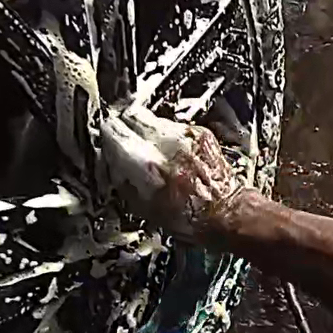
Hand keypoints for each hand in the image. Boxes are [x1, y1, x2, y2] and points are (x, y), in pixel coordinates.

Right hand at [100, 104, 248, 241]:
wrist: (225, 212)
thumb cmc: (189, 217)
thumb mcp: (143, 207)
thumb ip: (122, 179)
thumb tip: (112, 163)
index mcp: (146, 163)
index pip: (112, 130)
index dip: (106, 136)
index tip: (106, 142)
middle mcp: (166, 143)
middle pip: (131, 115)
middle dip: (125, 127)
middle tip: (126, 143)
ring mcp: (185, 135)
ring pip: (154, 119)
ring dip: (148, 132)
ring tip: (153, 153)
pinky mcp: (201, 133)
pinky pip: (175, 127)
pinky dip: (170, 137)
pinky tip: (174, 155)